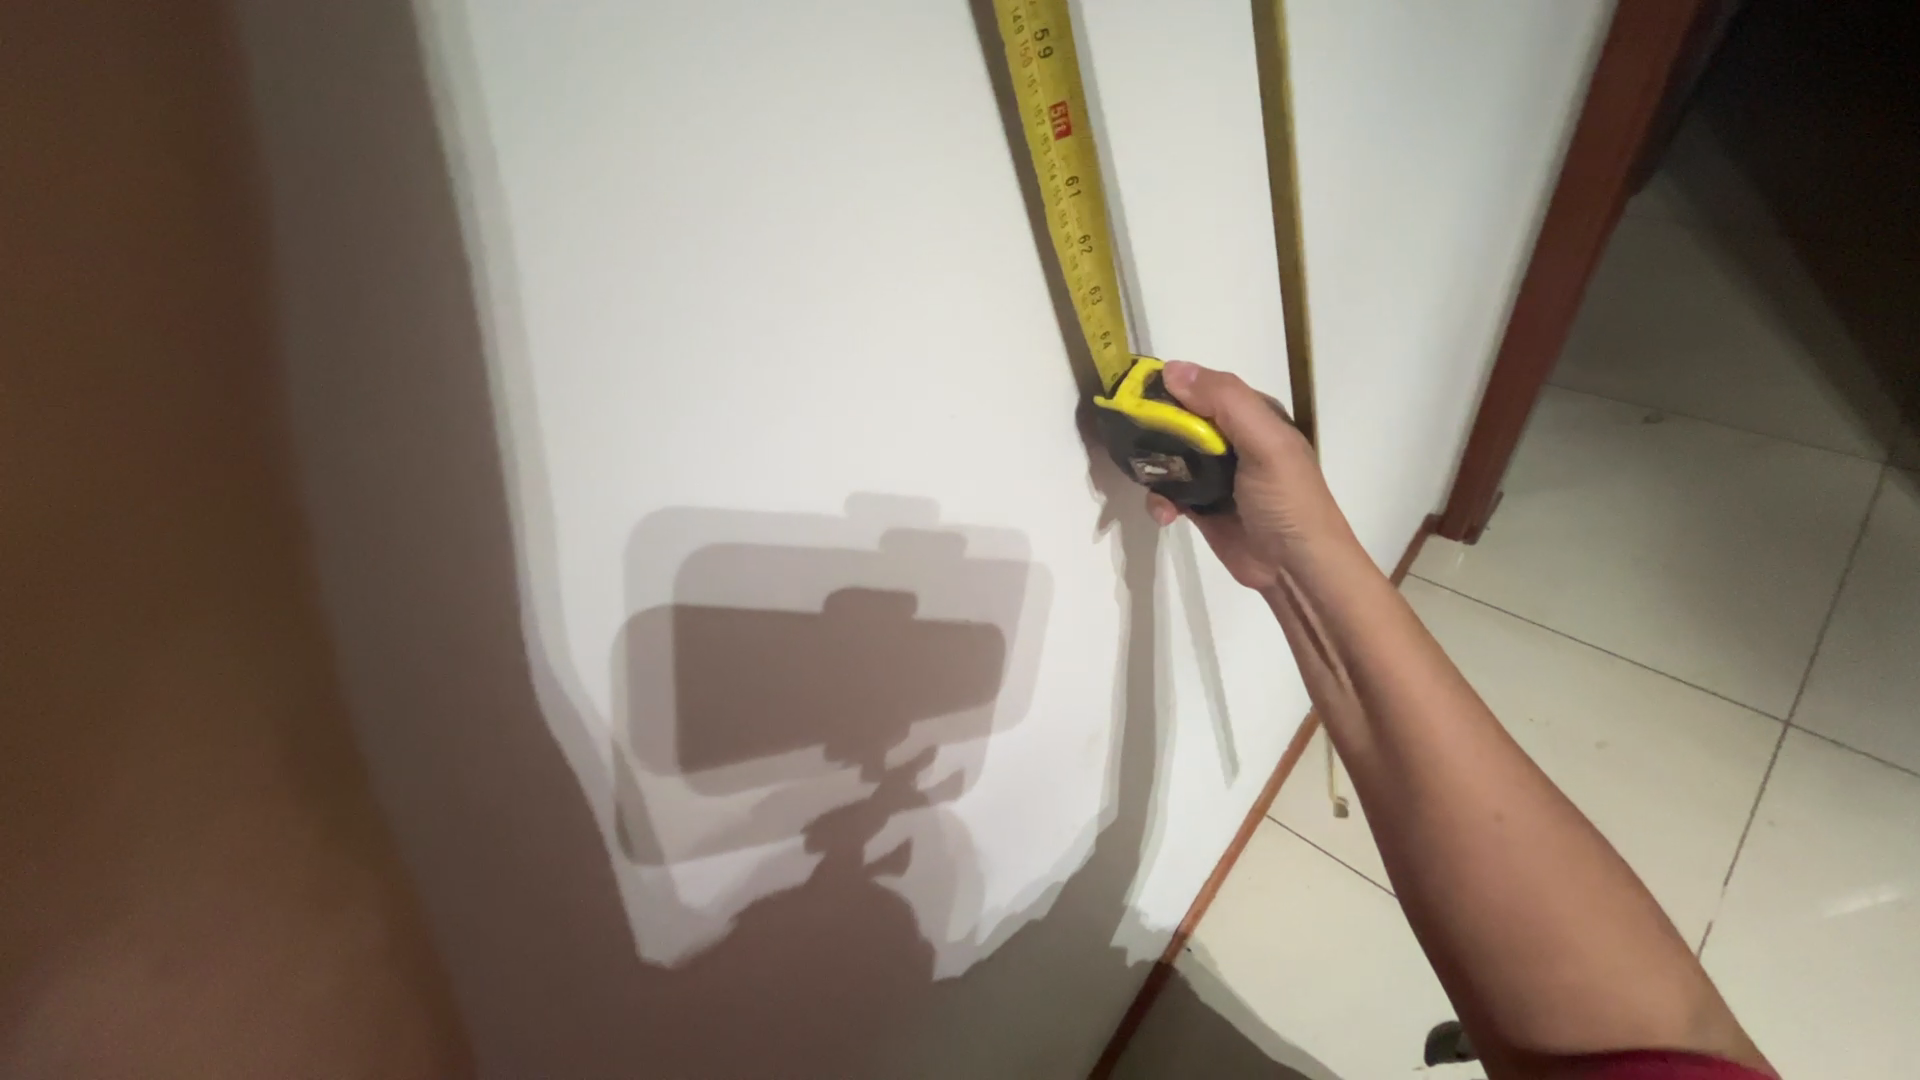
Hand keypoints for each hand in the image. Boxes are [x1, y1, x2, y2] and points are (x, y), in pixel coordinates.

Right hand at [1145, 361, 1350, 589]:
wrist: (1296, 568)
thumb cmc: (1287, 500)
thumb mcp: (1265, 442)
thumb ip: (1224, 402)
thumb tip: (1172, 369)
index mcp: (1254, 416)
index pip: (1204, 388)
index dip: (1171, 389)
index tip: (1135, 396)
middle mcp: (1233, 440)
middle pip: (1180, 423)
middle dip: (1153, 433)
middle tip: (1130, 443)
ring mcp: (1215, 475)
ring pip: (1168, 459)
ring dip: (1153, 472)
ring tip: (1154, 489)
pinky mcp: (1201, 507)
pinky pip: (1168, 493)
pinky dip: (1159, 502)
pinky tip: (1166, 517)